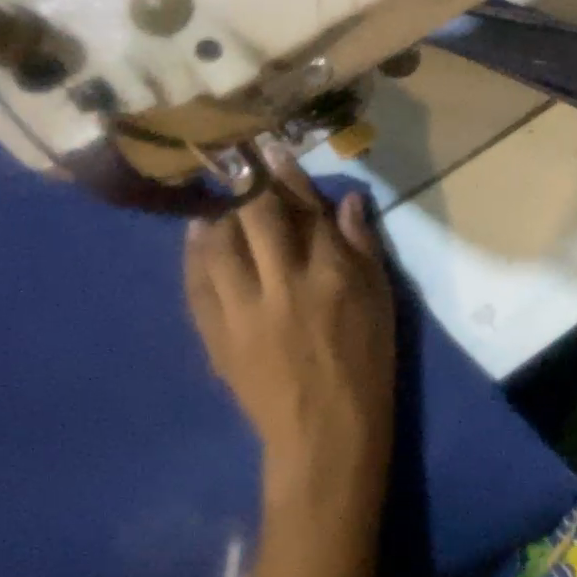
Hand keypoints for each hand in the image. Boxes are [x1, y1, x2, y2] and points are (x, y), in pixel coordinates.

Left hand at [184, 146, 394, 493]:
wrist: (327, 427)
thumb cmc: (368, 356)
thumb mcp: (381, 297)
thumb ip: (362, 246)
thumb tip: (347, 200)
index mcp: (331, 272)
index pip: (303, 210)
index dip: (284, 176)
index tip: (270, 149)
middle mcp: (283, 283)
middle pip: (254, 218)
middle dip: (242, 182)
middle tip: (230, 154)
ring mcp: (242, 311)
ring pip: (217, 246)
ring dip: (213, 211)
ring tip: (210, 188)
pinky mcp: (216, 336)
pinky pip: (197, 285)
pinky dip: (194, 254)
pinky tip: (195, 235)